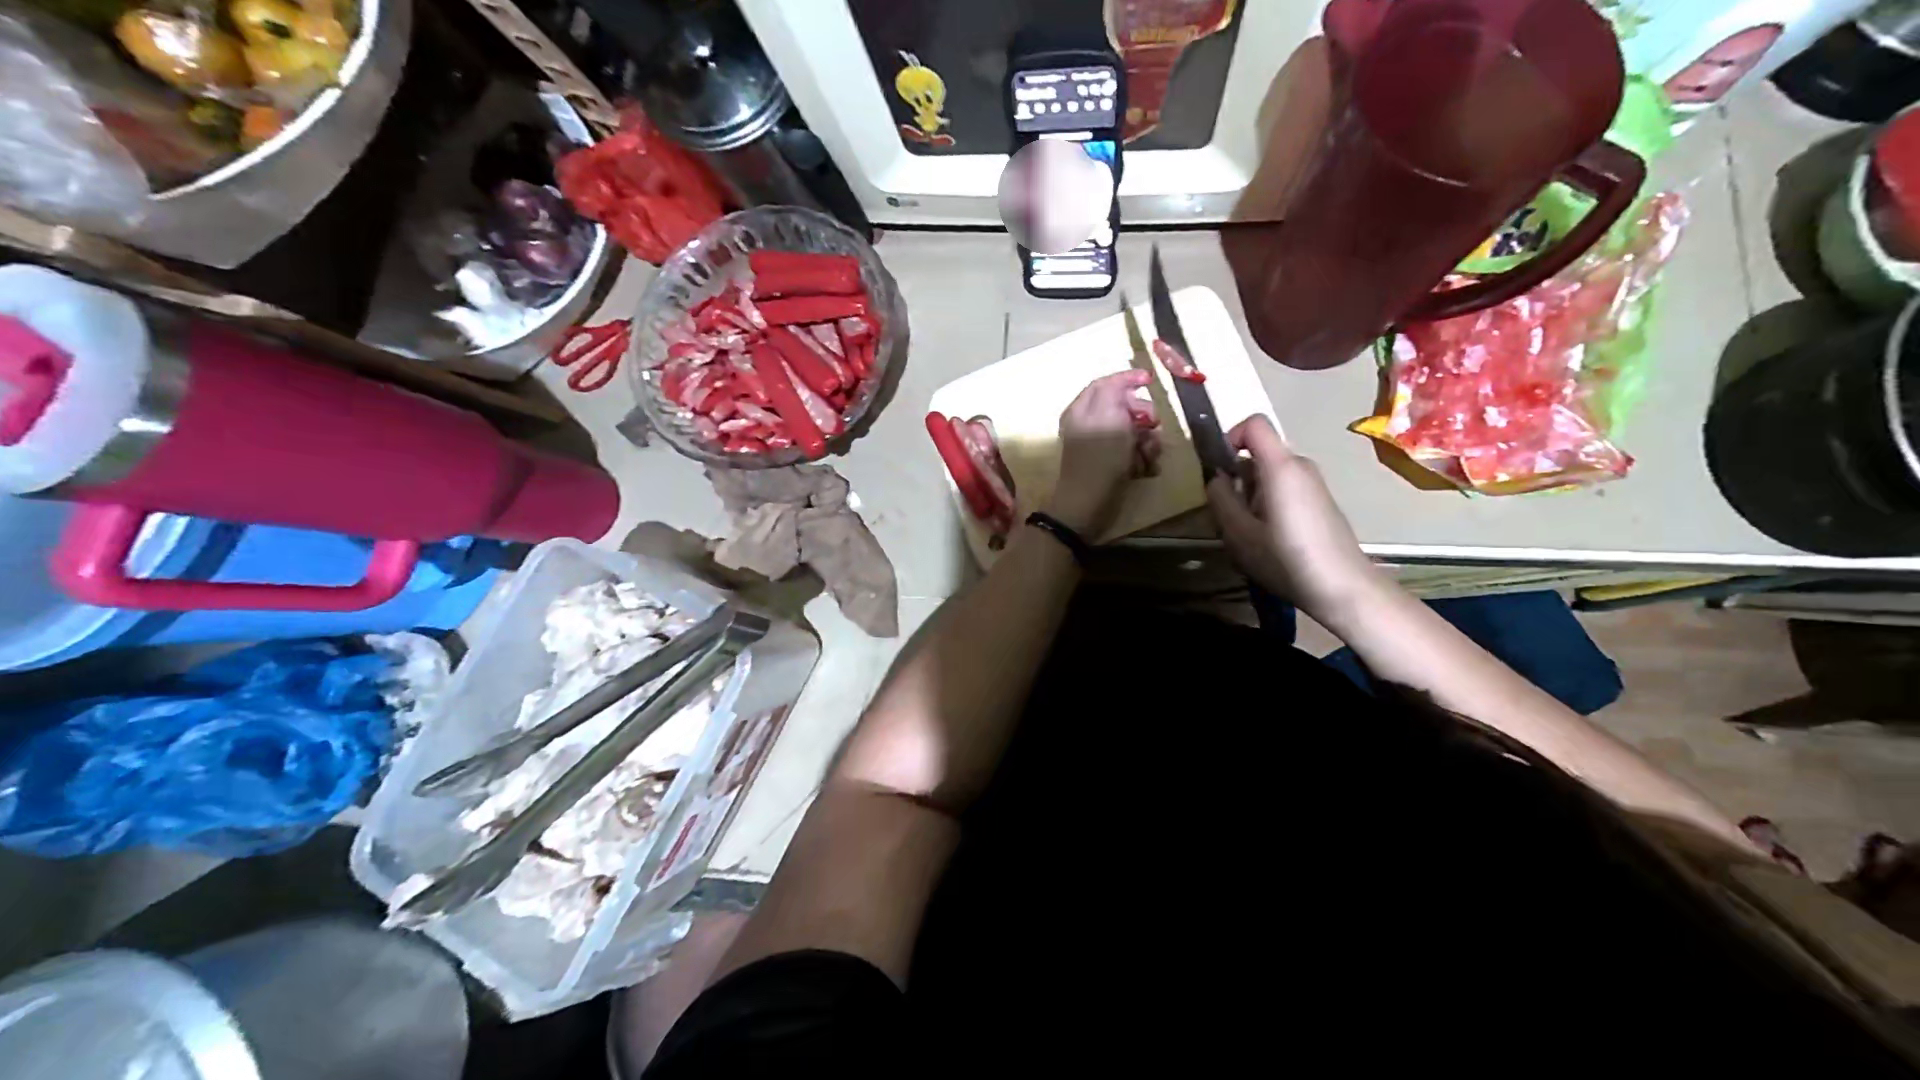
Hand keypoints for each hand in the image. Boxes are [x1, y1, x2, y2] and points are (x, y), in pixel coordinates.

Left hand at [1045, 370, 1161, 535]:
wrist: (1088, 505)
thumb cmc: (1099, 459)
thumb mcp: (1108, 416)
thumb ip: (1114, 392)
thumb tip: (1123, 383)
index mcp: (1083, 409)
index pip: (1106, 384)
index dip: (1128, 379)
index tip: (1151, 380)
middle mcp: (1090, 425)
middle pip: (1124, 407)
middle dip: (1143, 414)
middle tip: (1153, 424)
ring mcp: (1100, 447)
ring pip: (1133, 432)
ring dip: (1147, 440)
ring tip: (1148, 454)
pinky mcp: (1110, 466)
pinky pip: (1132, 454)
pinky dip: (1143, 458)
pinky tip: (1145, 468)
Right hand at [1206, 415, 1380, 619]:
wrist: (1343, 588)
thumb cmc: (1286, 559)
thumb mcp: (1239, 534)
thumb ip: (1221, 499)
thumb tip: (1216, 478)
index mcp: (1280, 467)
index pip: (1254, 424)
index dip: (1230, 436)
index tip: (1218, 469)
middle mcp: (1300, 466)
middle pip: (1260, 453)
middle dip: (1237, 477)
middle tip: (1228, 515)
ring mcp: (1313, 483)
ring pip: (1270, 473)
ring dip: (1251, 494)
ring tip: (1248, 532)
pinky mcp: (1320, 501)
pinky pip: (1285, 488)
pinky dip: (1269, 503)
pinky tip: (1269, 539)